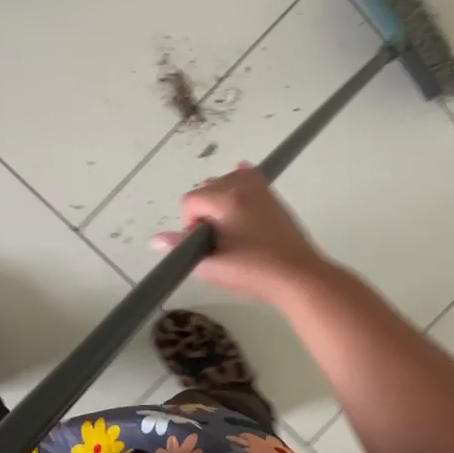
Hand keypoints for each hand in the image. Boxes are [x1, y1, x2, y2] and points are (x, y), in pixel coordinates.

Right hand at [152, 163, 331, 303]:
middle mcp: (241, 186)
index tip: (200, 245)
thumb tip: (155, 240)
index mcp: (224, 200)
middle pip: (206, 189)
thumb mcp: (213, 265)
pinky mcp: (273, 197)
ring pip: (226, 181)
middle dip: (203, 212)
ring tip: (227, 227)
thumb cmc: (253, 271)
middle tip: (214, 241)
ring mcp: (260, 189)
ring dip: (219, 199)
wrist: (297, 276)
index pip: (190, 201)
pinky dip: (240, 180)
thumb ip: (182, 249)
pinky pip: (250, 176)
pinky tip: (240, 186)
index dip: (188, 224)